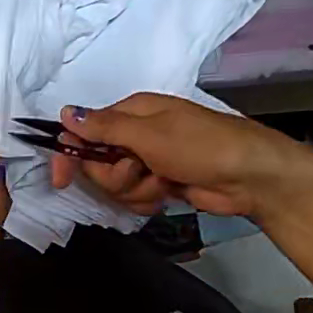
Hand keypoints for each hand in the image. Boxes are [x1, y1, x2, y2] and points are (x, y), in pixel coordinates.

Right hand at [47, 93, 312, 217]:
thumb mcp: (149, 134)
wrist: (251, 177)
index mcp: (131, 112)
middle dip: (114, 175)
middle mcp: (135, 135)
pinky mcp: (158, 184)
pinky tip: (168, 194)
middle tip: (138, 169)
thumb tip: (65, 113)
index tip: (60, 179)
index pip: (83, 131)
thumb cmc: (201, 145)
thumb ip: (104, 128)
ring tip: (162, 181)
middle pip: (96, 163)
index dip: (69, 155)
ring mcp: (147, 161)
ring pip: (114, 185)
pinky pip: (133, 198)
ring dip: (135, 189)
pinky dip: (147, 200)